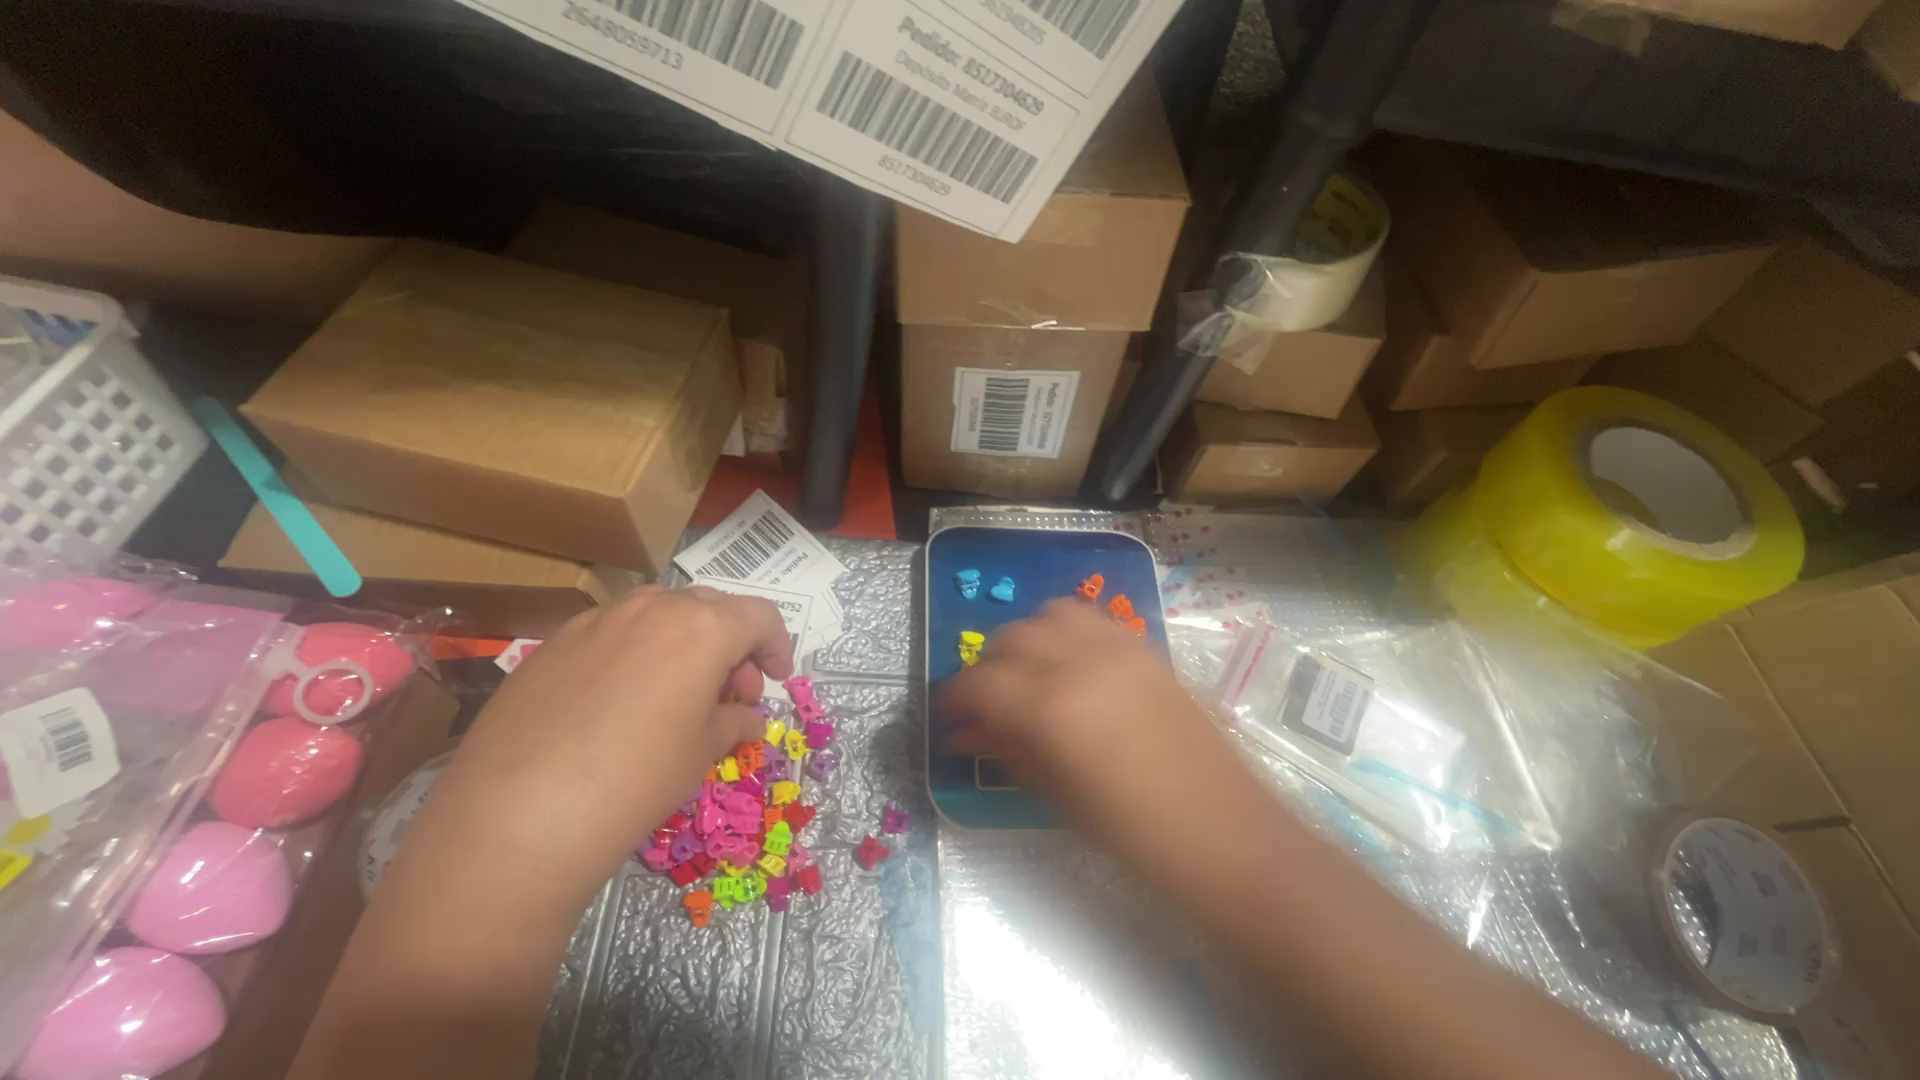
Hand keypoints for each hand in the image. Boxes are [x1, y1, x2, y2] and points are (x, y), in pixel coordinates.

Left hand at [423, 586, 792, 889]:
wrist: (521, 812)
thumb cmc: (638, 778)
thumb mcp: (703, 752)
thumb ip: (734, 721)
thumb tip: (745, 716)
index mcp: (702, 627)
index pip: (759, 617)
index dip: (777, 646)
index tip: (775, 681)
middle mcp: (652, 608)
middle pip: (709, 608)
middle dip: (730, 644)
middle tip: (729, 694)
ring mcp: (596, 620)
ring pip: (657, 614)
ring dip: (681, 644)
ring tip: (675, 696)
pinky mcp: (553, 643)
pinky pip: (611, 634)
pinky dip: (634, 655)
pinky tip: (618, 705)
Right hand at [940, 598, 1232, 848]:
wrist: (1227, 836)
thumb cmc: (1136, 836)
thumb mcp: (1060, 798)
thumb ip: (1010, 751)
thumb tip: (970, 730)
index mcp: (1052, 709)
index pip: (980, 683)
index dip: (956, 699)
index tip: (952, 720)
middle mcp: (1081, 664)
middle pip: (1011, 639)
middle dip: (988, 669)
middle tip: (987, 706)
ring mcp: (1120, 650)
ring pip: (1050, 615)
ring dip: (1028, 640)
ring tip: (1029, 678)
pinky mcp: (1149, 651)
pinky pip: (1094, 621)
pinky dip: (1068, 633)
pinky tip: (1071, 667)